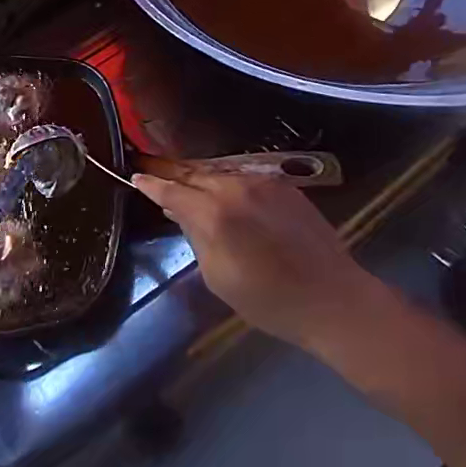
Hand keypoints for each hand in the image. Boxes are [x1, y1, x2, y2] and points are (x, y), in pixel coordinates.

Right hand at [132, 173, 384, 345]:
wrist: (330, 296)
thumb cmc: (269, 300)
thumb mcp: (218, 276)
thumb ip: (195, 236)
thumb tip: (179, 211)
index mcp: (215, 214)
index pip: (173, 191)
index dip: (152, 184)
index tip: (135, 177)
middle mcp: (235, 187)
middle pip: (194, 173)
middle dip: (170, 171)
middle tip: (149, 166)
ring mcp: (261, 180)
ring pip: (218, 170)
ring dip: (197, 172)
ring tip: (179, 175)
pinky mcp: (282, 183)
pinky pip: (242, 174)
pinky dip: (224, 177)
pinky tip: (218, 185)